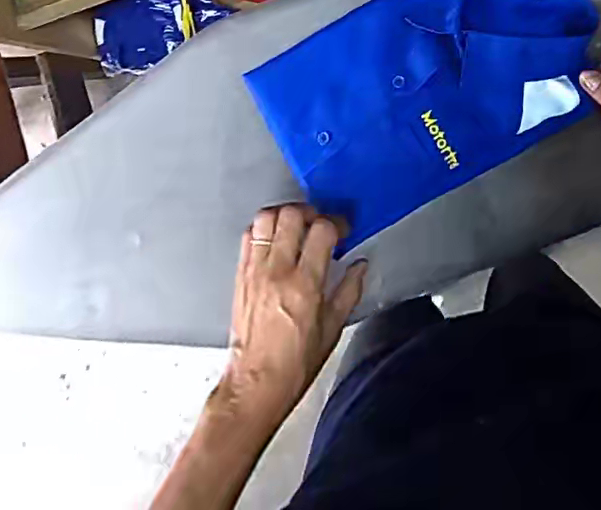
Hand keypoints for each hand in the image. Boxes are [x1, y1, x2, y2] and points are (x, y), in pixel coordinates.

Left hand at [215, 204, 365, 430]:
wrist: (254, 386)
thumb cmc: (296, 361)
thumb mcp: (333, 327)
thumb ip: (349, 289)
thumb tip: (360, 265)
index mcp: (305, 284)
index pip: (322, 230)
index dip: (337, 223)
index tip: (343, 232)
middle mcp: (277, 273)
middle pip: (292, 215)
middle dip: (311, 213)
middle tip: (320, 225)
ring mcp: (254, 273)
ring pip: (266, 219)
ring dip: (285, 215)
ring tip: (297, 226)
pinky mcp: (239, 277)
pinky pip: (248, 237)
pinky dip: (264, 229)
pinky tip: (276, 240)